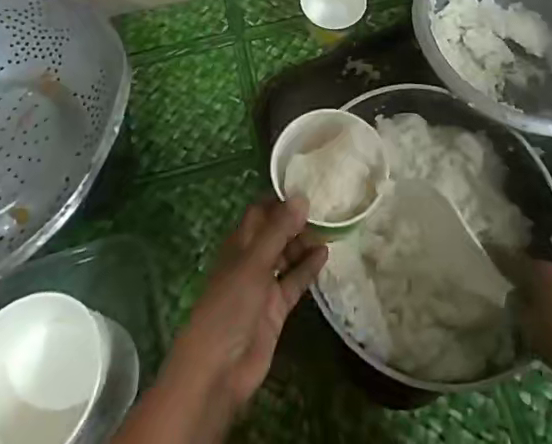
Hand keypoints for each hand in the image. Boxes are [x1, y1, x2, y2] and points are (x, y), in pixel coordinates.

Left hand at [114, 197, 326, 443]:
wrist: (219, 368)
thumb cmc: (229, 306)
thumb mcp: (254, 262)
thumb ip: (278, 231)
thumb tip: (302, 196)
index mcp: (238, 244)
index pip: (260, 212)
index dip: (280, 199)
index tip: (308, 184)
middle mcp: (251, 261)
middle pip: (276, 233)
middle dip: (297, 220)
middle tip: (328, 205)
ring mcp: (263, 285)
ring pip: (286, 256)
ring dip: (304, 242)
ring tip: (333, 225)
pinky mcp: (276, 308)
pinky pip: (294, 281)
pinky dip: (308, 268)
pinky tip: (326, 254)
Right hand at [504, 258, 551, 374]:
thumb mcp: (535, 336)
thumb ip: (520, 312)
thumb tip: (516, 297)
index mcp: (542, 274)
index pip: (511, 258)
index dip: (496, 254)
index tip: (484, 247)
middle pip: (539, 270)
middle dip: (528, 280)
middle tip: (516, 293)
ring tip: (546, 314)